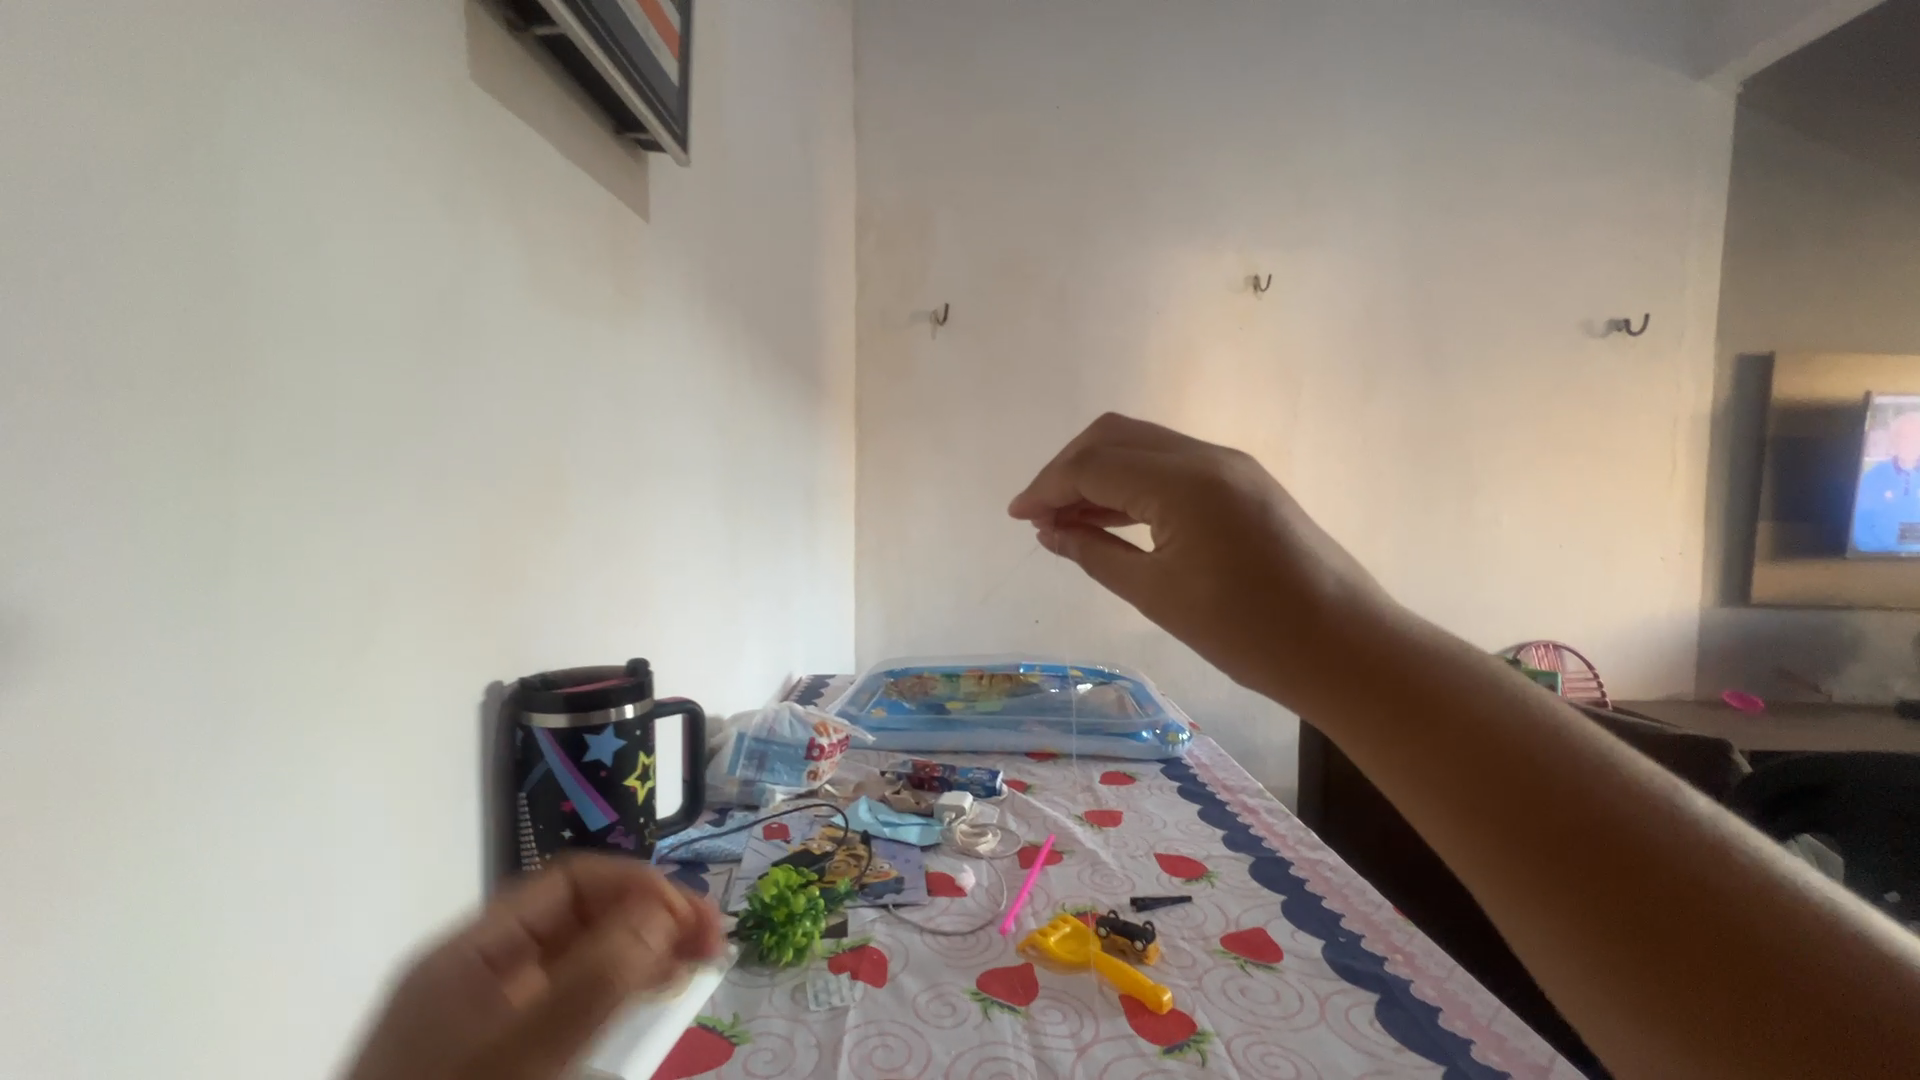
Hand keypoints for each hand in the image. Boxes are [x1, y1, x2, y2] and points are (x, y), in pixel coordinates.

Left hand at [344, 855, 724, 1079]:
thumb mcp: (522, 1059)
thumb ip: (596, 980)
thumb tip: (666, 911)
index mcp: (471, 955)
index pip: (570, 883)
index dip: (638, 888)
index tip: (692, 924)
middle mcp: (479, 978)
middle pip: (580, 921)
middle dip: (650, 922)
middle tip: (711, 947)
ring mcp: (488, 1026)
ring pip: (581, 967)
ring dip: (641, 960)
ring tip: (695, 973)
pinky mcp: (501, 1064)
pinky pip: (570, 1015)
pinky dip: (616, 1006)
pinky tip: (648, 1019)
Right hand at [1008, 413, 1394, 706]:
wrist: (1347, 649)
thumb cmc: (1248, 634)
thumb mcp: (1158, 596)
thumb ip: (1095, 555)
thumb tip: (1049, 532)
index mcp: (1183, 483)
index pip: (1093, 464)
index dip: (1046, 487)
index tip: (1016, 517)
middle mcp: (1206, 457)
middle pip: (1115, 437)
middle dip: (1068, 470)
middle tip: (1040, 516)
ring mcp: (1230, 466)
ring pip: (1143, 447)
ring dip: (1099, 475)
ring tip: (1066, 522)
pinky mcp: (1243, 484)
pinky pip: (1171, 467)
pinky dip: (1133, 485)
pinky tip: (1111, 520)